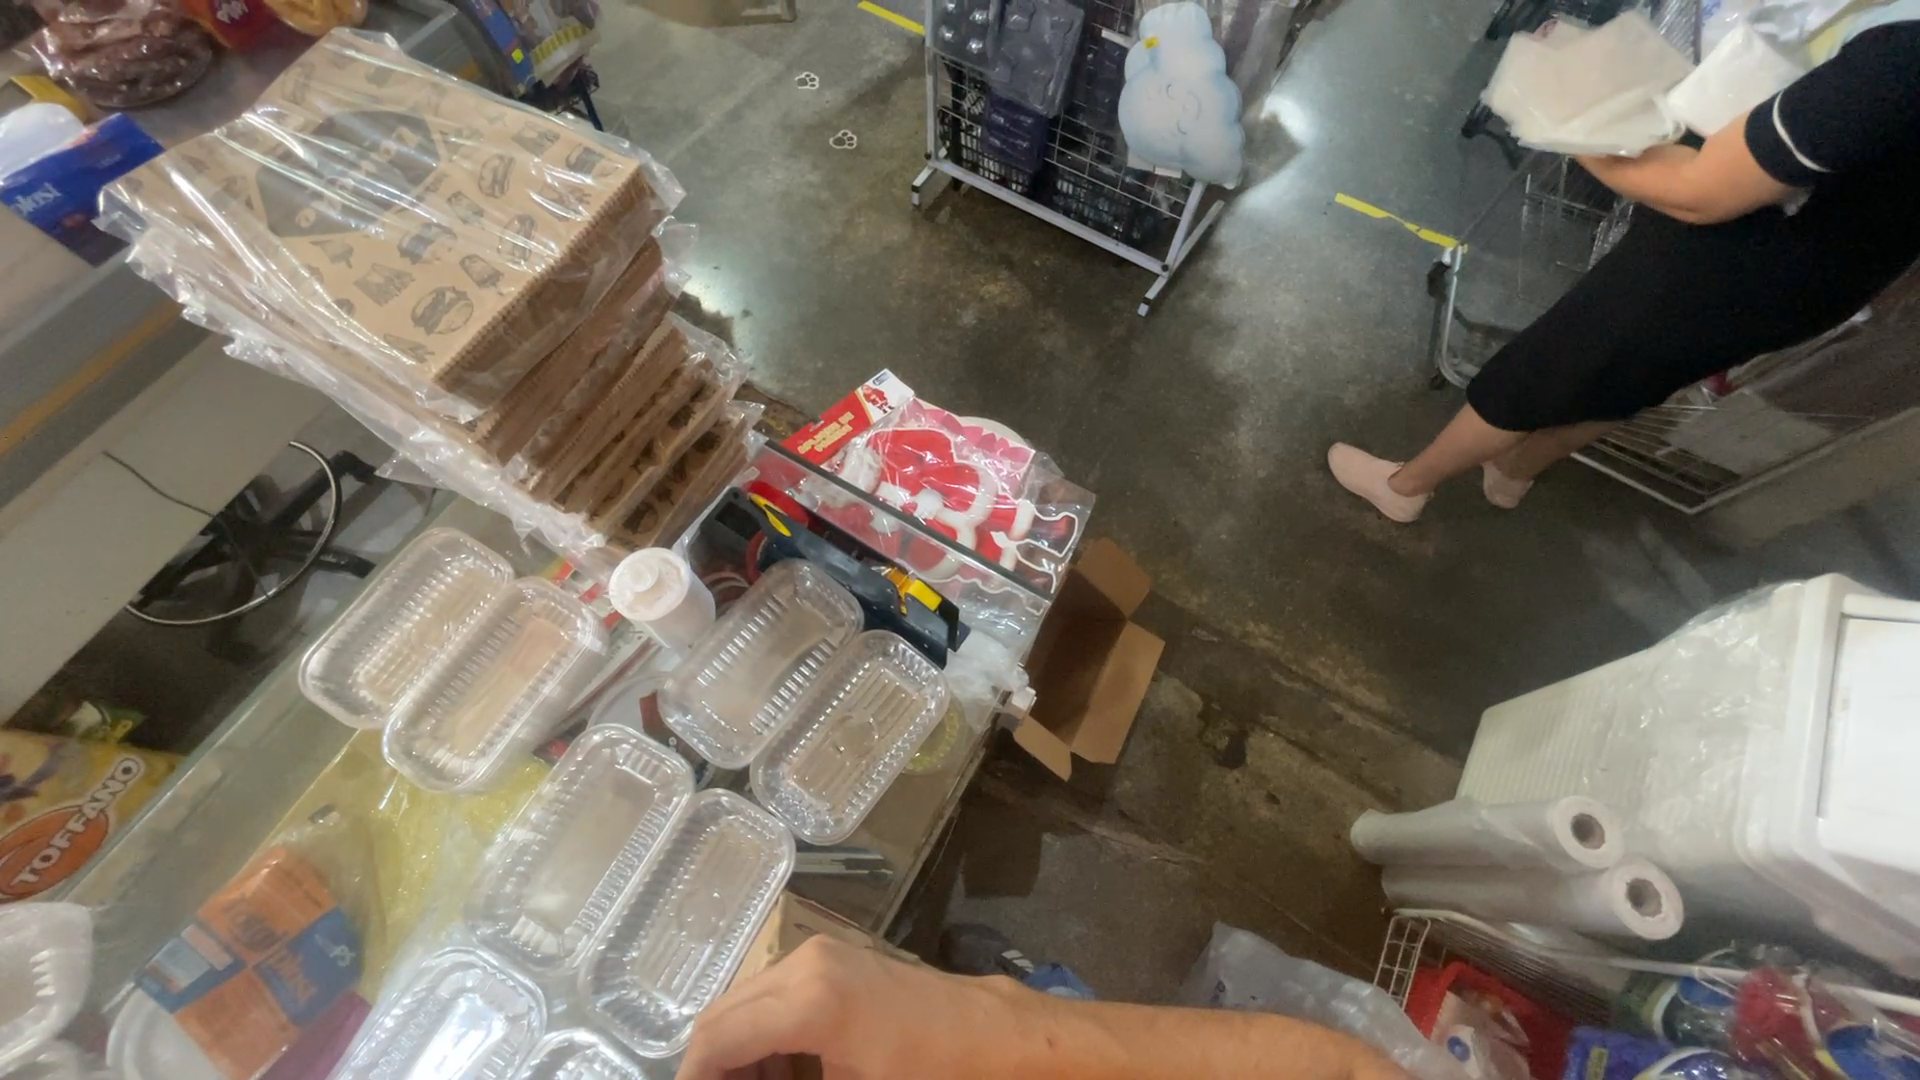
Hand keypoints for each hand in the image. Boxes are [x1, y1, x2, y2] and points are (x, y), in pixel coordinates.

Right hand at [676, 936, 1023, 1079]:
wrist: (981, 1031)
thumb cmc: (924, 1073)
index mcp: (808, 1000)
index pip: (717, 1037)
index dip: (694, 1077)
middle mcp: (804, 962)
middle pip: (723, 1013)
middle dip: (714, 1065)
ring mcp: (818, 952)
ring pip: (746, 1001)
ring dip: (739, 1051)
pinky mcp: (831, 955)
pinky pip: (774, 992)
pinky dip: (765, 1032)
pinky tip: (786, 1070)